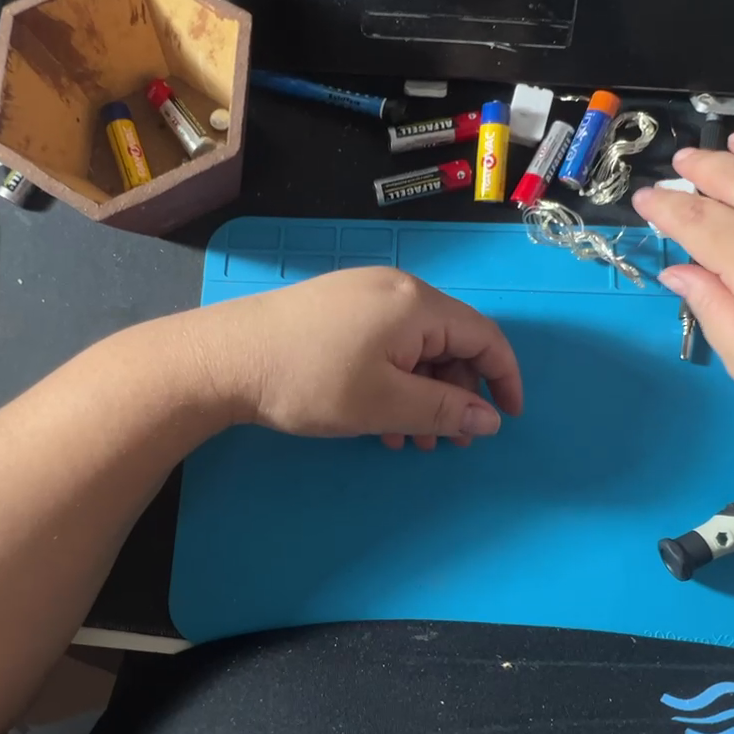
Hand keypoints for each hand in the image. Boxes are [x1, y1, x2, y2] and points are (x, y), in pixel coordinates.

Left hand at [184, 267, 524, 448]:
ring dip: (422, 396)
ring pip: (415, 349)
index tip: (506, 419)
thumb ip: (445, 411)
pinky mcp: (338, 309)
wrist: (226, 358)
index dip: (504, 379)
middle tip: (445, 442)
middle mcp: (396, 290)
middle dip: (455, 395)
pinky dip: (394, 382)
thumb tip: (491, 419)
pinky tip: (379, 419)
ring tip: (409, 440)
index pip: (484, 336)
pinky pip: (386, 345)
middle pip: (450, 343)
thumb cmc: (311, 380)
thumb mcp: (385, 403)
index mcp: (417, 304)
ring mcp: (364, 296)